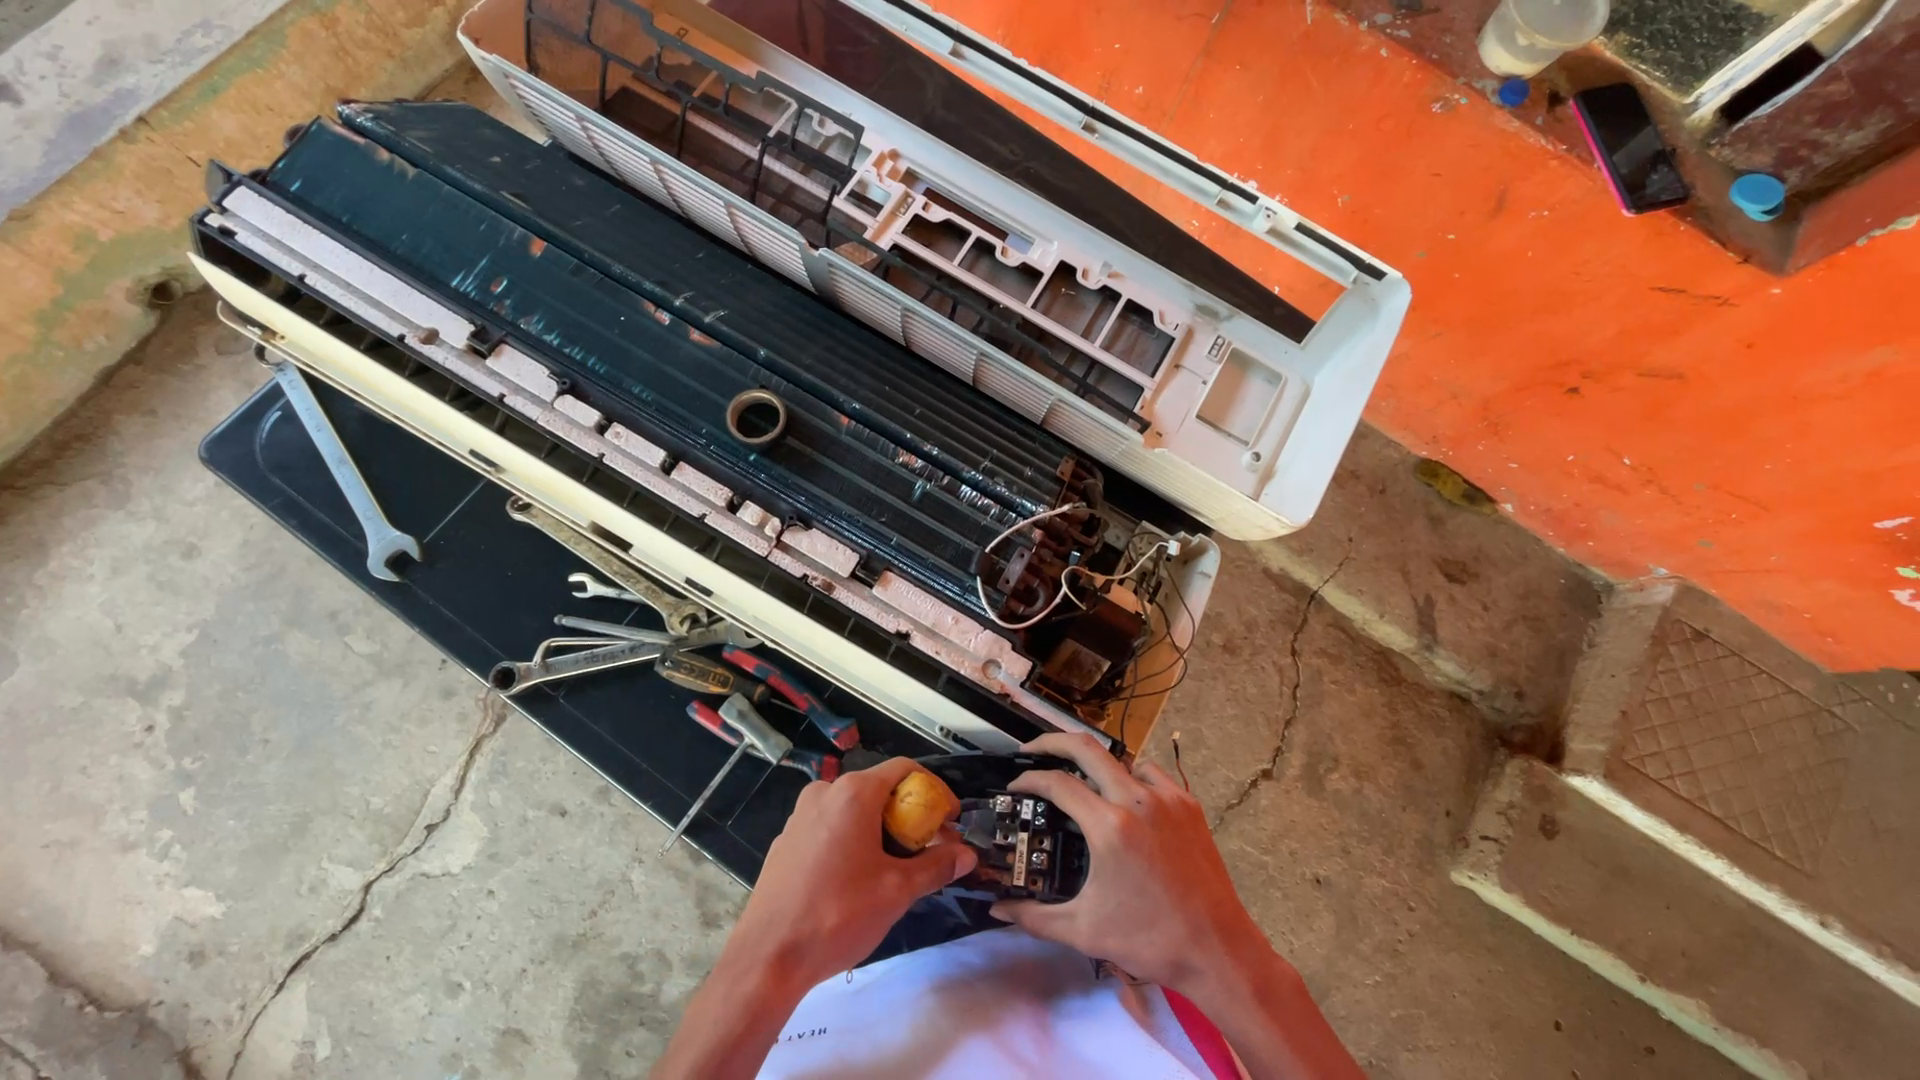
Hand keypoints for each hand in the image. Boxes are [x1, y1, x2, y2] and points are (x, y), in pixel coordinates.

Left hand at [724, 757, 977, 989]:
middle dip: (909, 815)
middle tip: (929, 849)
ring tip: (896, 868)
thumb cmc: (839, 914)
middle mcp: (823, 793)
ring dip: (880, 830)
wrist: (768, 957)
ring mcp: (799, 817)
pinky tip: (857, 880)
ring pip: (852, 810)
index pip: (905, 769)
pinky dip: (852, 842)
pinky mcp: (786, 842)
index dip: (934, 790)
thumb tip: (967, 854)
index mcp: (853, 793)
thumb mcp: (897, 891)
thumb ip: (936, 866)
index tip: (950, 822)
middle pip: (878, 789)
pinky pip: (830, 829)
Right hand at [990, 734, 1270, 993]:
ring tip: (1079, 778)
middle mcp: (1138, 801)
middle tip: (1030, 751)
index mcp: (1109, 827)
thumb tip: (997, 909)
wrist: (1216, 950)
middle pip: (1086, 748)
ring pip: (1122, 759)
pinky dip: (1132, 776)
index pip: (1058, 783)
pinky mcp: (1189, 807)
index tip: (1014, 788)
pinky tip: (1125, 798)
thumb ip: (1034, 916)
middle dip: (1051, 742)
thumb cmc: (1148, 940)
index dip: (1029, 780)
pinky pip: (1153, 774)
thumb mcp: (1084, 930)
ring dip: (1095, 762)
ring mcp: (1168, 799)